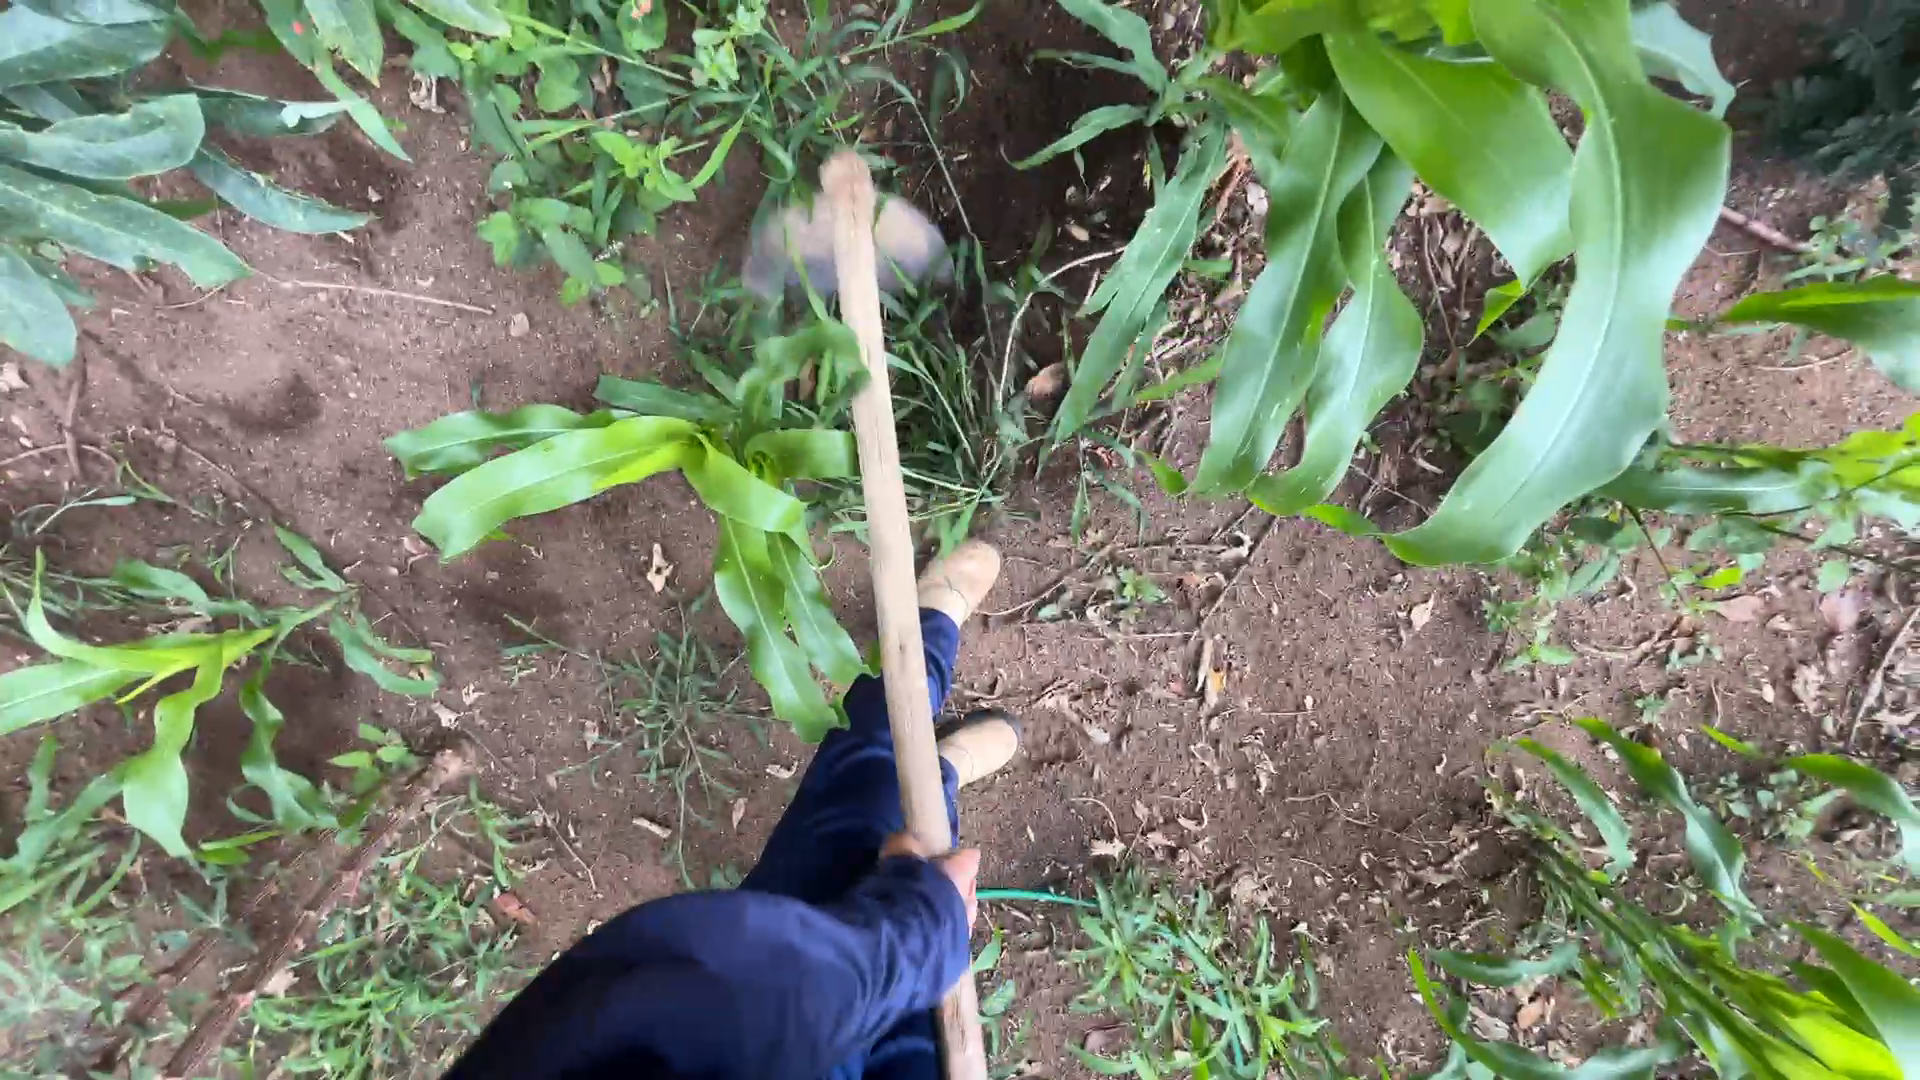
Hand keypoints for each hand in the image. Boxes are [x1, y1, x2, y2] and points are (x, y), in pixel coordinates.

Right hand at [880, 831, 979, 928]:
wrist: (902, 938)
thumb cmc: (904, 887)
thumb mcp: (898, 852)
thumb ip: (906, 844)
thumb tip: (909, 840)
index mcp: (962, 870)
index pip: (969, 857)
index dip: (958, 858)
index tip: (946, 859)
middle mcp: (969, 897)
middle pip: (969, 887)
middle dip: (956, 886)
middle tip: (938, 885)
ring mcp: (965, 926)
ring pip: (964, 913)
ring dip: (952, 911)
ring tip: (934, 913)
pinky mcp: (958, 953)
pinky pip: (953, 938)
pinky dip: (944, 935)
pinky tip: (930, 936)